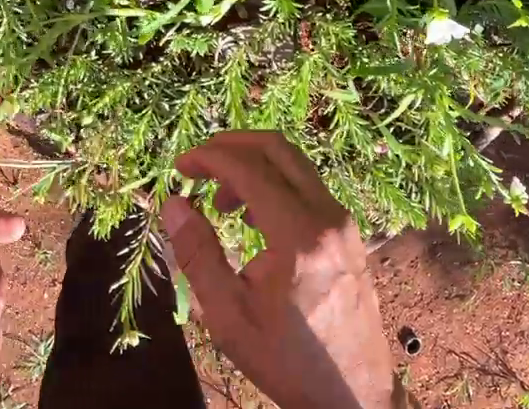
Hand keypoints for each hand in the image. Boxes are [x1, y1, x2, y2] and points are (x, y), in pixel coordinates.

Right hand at [162, 132, 400, 408]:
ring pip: (294, 163)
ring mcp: (342, 221)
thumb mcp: (230, 315)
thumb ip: (198, 254)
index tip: (179, 168)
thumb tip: (173, 203)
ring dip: (252, 164)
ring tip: (221, 201)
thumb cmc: (287, 359)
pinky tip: (253, 217)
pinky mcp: (348, 232)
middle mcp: (326, 215)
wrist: (355, 396)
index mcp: (298, 234)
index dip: (208, 158)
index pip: (248, 167)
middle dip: (232, 144)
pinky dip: (274, 182)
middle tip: (199, 163)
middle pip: (277, 147)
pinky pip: (307, 186)